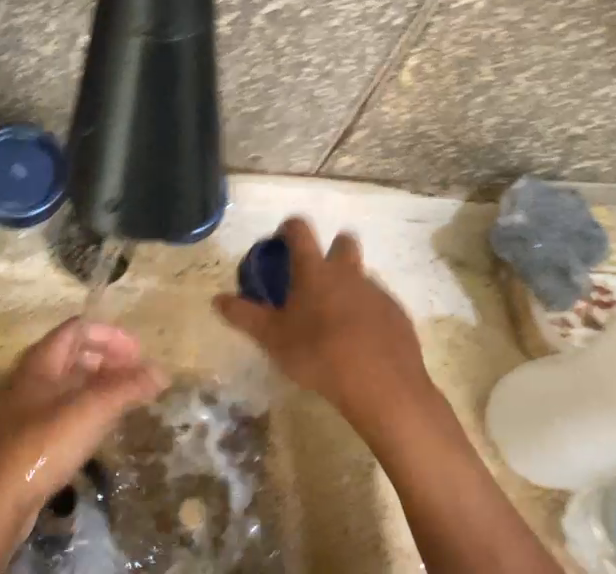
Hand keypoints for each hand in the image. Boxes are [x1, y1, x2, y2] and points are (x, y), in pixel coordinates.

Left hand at [0, 318, 166, 517]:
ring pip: (70, 382)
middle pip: (74, 353)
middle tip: (137, 375)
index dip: (111, 335)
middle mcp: (31, 376)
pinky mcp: (30, 435)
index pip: (78, 328)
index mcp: (41, 360)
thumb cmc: (45, 443)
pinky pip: (65, 407)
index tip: (139, 354)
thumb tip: (161, 372)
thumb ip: (127, 388)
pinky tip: (104, 424)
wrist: (0, 499)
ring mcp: (28, 406)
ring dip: (100, 383)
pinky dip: (88, 406)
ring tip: (128, 398)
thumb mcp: (92, 411)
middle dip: (108, 358)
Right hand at [215, 217, 437, 429]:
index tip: (281, 239)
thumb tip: (217, 299)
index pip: (300, 230)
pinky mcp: (398, 315)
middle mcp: (348, 272)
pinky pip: (379, 304)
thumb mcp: (272, 338)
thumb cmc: (319, 355)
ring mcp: (377, 292)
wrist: (382, 386)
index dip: (289, 228)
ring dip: (349, 286)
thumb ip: (244, 316)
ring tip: (335, 320)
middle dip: (331, 250)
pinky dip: (368, 314)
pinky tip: (361, 343)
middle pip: (343, 242)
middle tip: (315, 279)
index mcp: (314, 270)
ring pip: (362, 275)